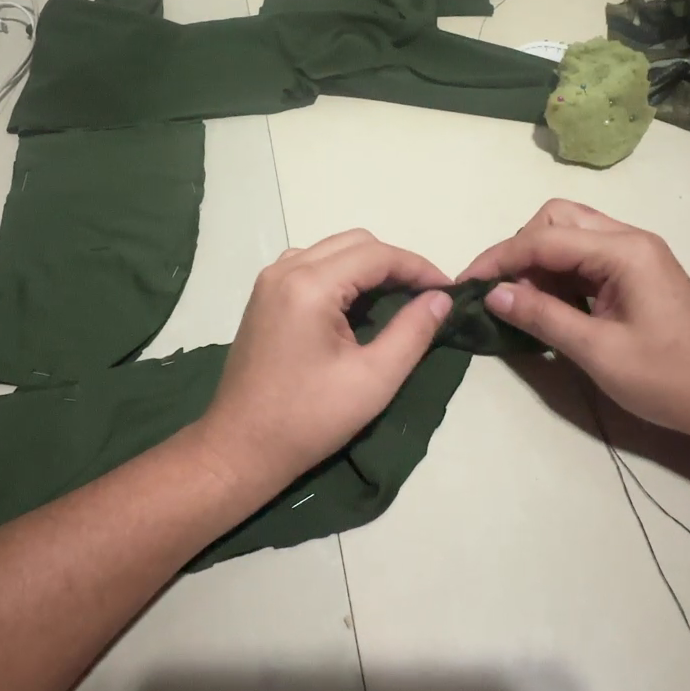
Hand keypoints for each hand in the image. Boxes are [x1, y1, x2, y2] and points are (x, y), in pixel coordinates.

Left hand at [194, 230, 451, 494]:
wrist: (240, 447)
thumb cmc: (308, 419)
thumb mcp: (373, 379)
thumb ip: (412, 332)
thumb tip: (440, 298)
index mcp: (309, 285)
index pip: (376, 254)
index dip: (418, 267)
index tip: (449, 290)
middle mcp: (285, 269)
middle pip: (354, 243)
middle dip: (395, 263)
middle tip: (425, 297)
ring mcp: (270, 280)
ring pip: (332, 250)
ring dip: (368, 267)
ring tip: (398, 299)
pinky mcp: (264, 296)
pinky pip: (312, 265)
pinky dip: (343, 274)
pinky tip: (360, 306)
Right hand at [458, 199, 689, 439]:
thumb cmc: (668, 379)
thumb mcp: (597, 352)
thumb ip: (542, 317)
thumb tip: (493, 294)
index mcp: (624, 251)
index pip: (544, 238)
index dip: (500, 258)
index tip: (466, 282)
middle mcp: (629, 240)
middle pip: (556, 219)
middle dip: (520, 248)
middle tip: (502, 291)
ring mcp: (634, 254)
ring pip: (569, 234)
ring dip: (538, 260)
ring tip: (521, 301)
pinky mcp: (635, 272)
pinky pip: (584, 256)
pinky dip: (558, 273)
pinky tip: (547, 304)